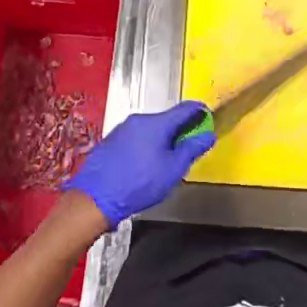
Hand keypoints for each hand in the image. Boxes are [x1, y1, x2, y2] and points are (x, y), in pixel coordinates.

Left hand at [64, 101, 215, 227]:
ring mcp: (122, 130)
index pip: (186, 108)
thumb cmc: (140, 183)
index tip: (209, 122)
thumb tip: (207, 135)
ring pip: (150, 130)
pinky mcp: (111, 141)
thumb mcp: (173, 169)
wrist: (97, 197)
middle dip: (180, 132)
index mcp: (156, 123)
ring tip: (165, 165)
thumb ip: (192, 149)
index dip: (201, 113)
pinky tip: (145, 167)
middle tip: (188, 152)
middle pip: (166, 120)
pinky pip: (136, 138)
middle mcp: (138, 120)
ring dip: (162, 141)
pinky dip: (146, 147)